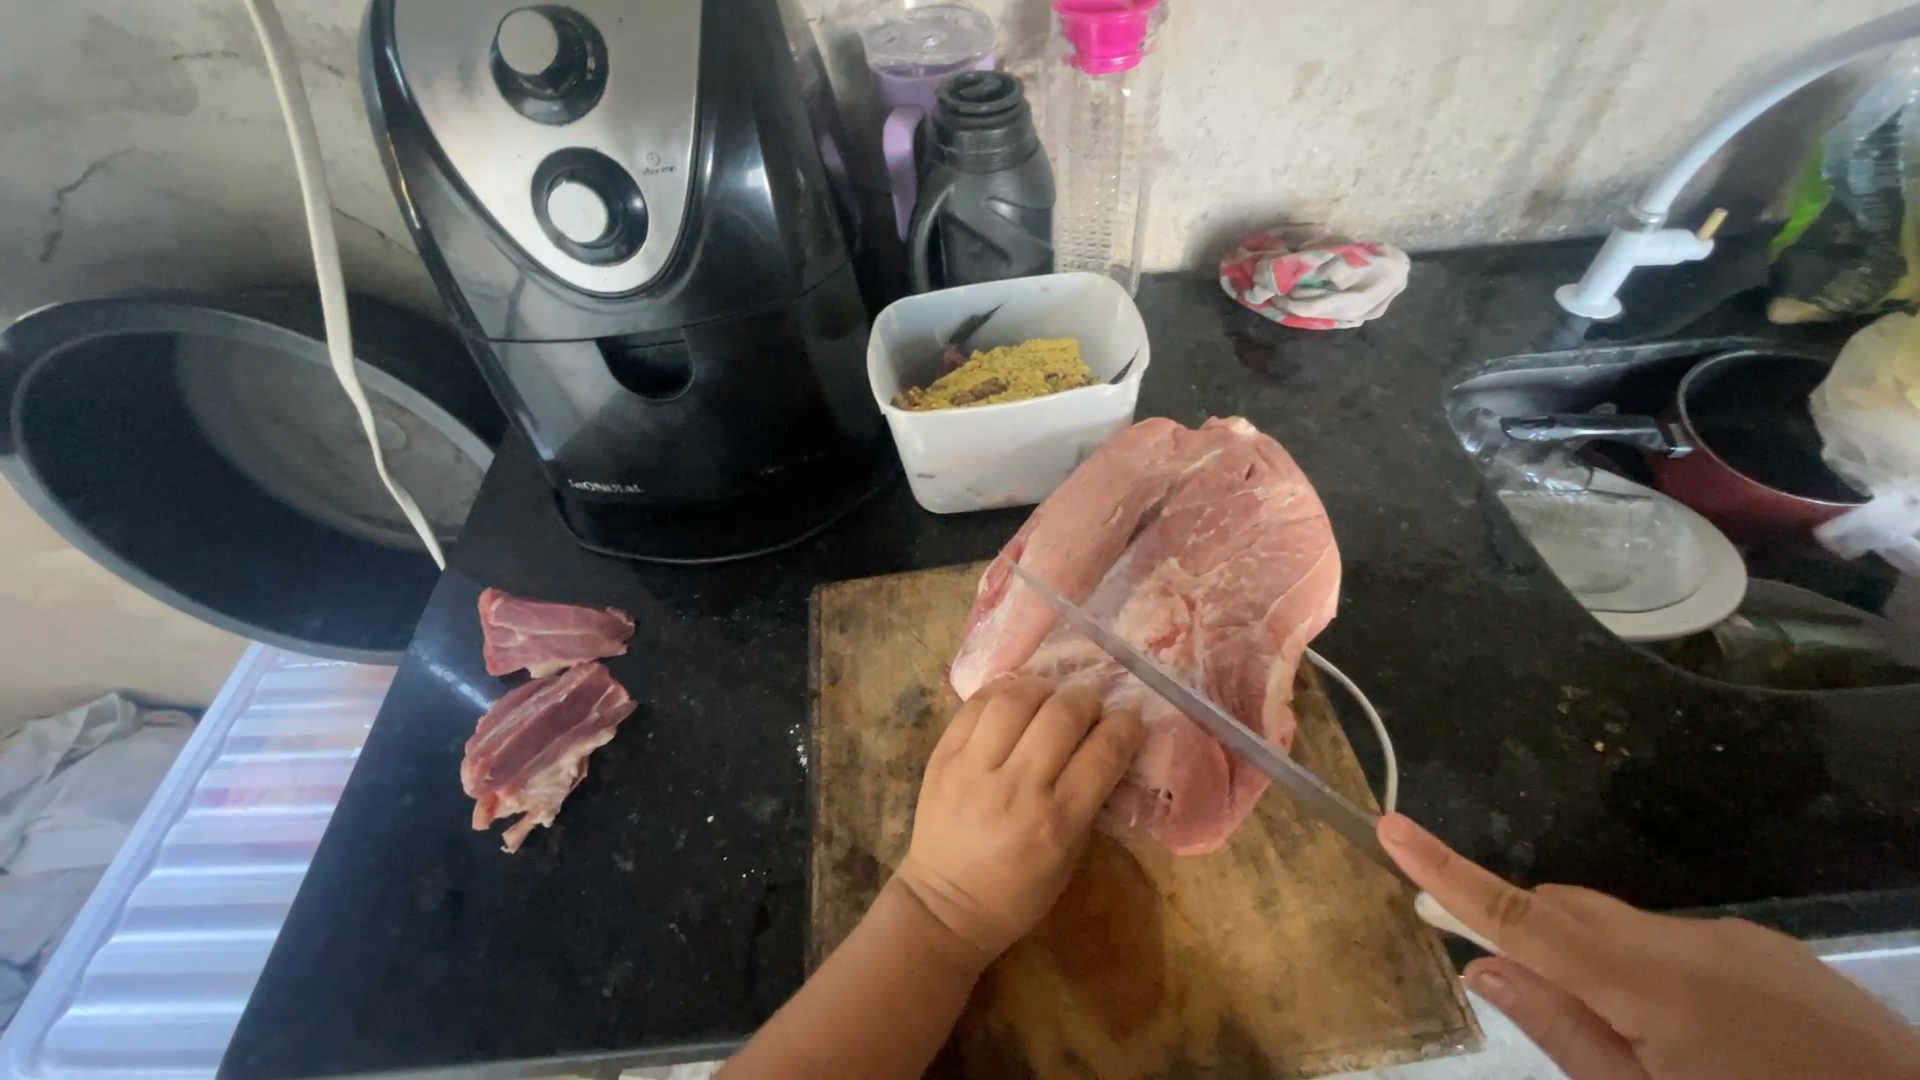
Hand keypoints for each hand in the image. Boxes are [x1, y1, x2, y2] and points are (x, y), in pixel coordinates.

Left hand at [894, 676, 1145, 967]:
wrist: (945, 906)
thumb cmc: (1018, 892)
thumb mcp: (1070, 855)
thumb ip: (1088, 798)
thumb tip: (1107, 742)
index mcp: (1056, 822)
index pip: (1103, 754)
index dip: (1125, 726)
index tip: (1130, 719)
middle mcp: (1015, 789)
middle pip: (1060, 716)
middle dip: (1086, 700)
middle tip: (1090, 705)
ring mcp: (972, 769)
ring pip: (1015, 700)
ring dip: (1043, 688)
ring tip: (1050, 695)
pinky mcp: (942, 757)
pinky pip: (974, 705)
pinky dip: (1002, 691)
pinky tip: (1015, 698)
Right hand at [1379, 813, 1919, 1079]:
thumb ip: (1562, 1032)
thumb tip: (1483, 966)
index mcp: (1650, 986)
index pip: (1519, 915)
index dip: (1446, 872)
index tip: (1390, 828)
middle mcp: (1687, 942)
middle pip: (1564, 906)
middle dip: (1526, 929)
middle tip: (1525, 990)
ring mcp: (1739, 941)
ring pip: (1619, 922)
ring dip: (1592, 955)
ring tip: (1637, 1036)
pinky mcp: (1779, 954)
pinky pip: (1677, 940)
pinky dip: (1649, 965)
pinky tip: (1704, 1035)